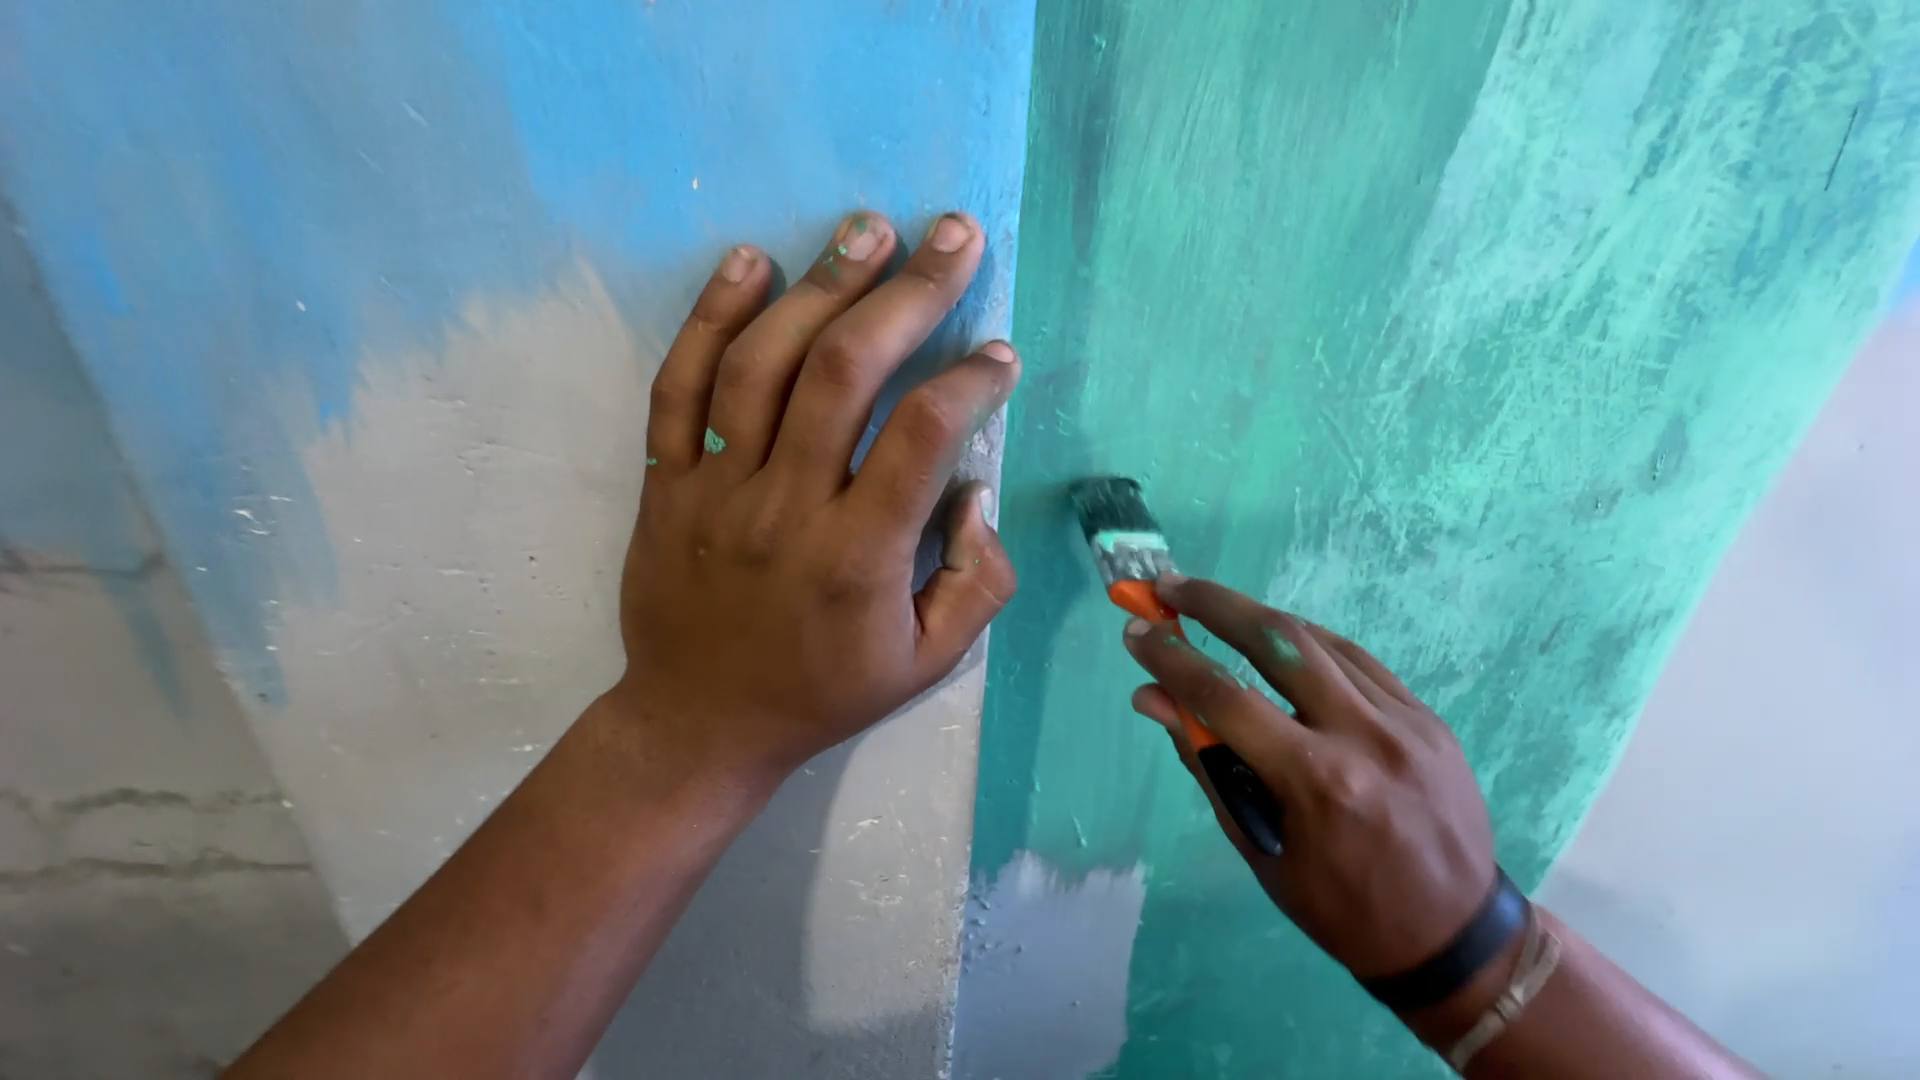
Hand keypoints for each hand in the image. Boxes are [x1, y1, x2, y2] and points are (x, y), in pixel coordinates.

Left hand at [610, 210, 1019, 784]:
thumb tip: (974, 491)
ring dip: (821, 285)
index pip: (920, 438)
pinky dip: (710, 317)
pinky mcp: (664, 482)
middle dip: (908, 294)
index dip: (968, 383)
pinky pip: (678, 387)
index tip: (998, 354)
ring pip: (763, 363)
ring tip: (867, 229)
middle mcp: (785, 507)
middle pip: (844, 373)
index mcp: (857, 557)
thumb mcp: (927, 662)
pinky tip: (748, 262)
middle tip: (952, 236)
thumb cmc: (824, 691)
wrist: (700, 722)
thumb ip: (976, 582)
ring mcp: (714, 489)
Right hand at [1123, 576, 1495, 982]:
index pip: (1224, 697)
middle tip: (1171, 586)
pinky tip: (1277, 639)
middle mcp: (1364, 736)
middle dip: (1215, 604)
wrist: (1454, 935)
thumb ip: (1204, 760)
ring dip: (1257, 618)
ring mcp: (1405, 720)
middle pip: (1278, 641)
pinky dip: (1305, 642)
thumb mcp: (1256, 844)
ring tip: (1213, 607)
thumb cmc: (1338, 905)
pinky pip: (1355, 660)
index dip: (1171, 658)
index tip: (1135, 632)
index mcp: (1316, 781)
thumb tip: (1152, 697)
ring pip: (1318, 641)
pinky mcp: (1426, 716)